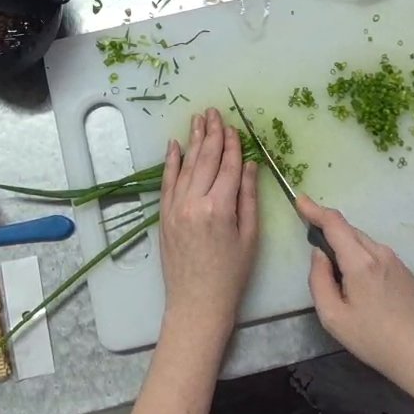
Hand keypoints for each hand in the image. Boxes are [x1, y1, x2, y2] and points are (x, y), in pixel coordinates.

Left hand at [157, 108, 259, 340]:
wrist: (196, 302)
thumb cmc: (231, 275)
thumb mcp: (249, 237)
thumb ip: (248, 198)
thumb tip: (249, 166)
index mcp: (220, 208)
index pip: (227, 167)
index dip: (232, 145)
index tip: (234, 127)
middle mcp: (194, 202)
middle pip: (205, 160)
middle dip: (211, 134)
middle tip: (214, 111)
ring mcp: (175, 208)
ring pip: (185, 166)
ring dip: (192, 141)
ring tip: (198, 119)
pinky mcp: (164, 215)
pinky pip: (167, 182)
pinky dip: (170, 162)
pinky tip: (174, 145)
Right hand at [298, 196, 413, 405]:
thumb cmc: (376, 340)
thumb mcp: (334, 317)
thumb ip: (319, 280)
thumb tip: (318, 254)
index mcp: (360, 262)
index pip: (334, 223)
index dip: (314, 210)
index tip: (299, 200)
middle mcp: (380, 253)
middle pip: (348, 230)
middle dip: (327, 230)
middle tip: (311, 246)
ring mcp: (396, 261)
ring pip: (362, 242)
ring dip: (344, 246)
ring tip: (335, 275)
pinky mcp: (405, 271)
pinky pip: (374, 253)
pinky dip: (359, 256)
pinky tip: (357, 284)